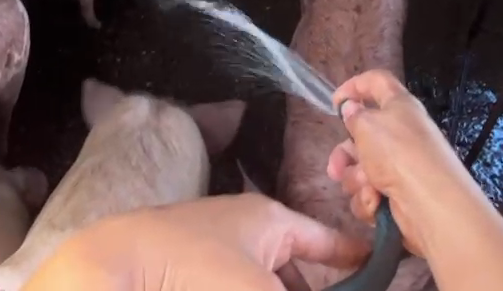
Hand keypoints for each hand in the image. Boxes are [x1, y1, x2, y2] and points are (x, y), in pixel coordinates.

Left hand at [23, 194, 368, 290]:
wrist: (117, 268)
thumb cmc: (193, 267)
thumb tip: (292, 290)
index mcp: (269, 219)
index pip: (327, 241)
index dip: (357, 261)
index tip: (385, 274)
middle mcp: (247, 229)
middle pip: (299, 274)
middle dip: (315, 288)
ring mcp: (219, 252)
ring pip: (267, 281)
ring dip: (279, 287)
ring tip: (286, 290)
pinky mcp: (196, 274)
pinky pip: (239, 283)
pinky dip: (252, 287)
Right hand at [325, 70, 453, 258]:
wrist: (433, 206)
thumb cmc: (398, 153)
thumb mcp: (367, 125)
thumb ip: (353, 114)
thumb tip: (351, 109)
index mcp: (399, 106)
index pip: (377, 81)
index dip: (355, 85)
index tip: (335, 102)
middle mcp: (401, 133)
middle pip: (363, 135)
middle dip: (345, 153)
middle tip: (335, 168)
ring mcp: (401, 167)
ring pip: (362, 167)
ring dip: (356, 179)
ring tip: (364, 187)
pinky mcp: (400, 195)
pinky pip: (371, 192)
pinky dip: (369, 199)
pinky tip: (375, 202)